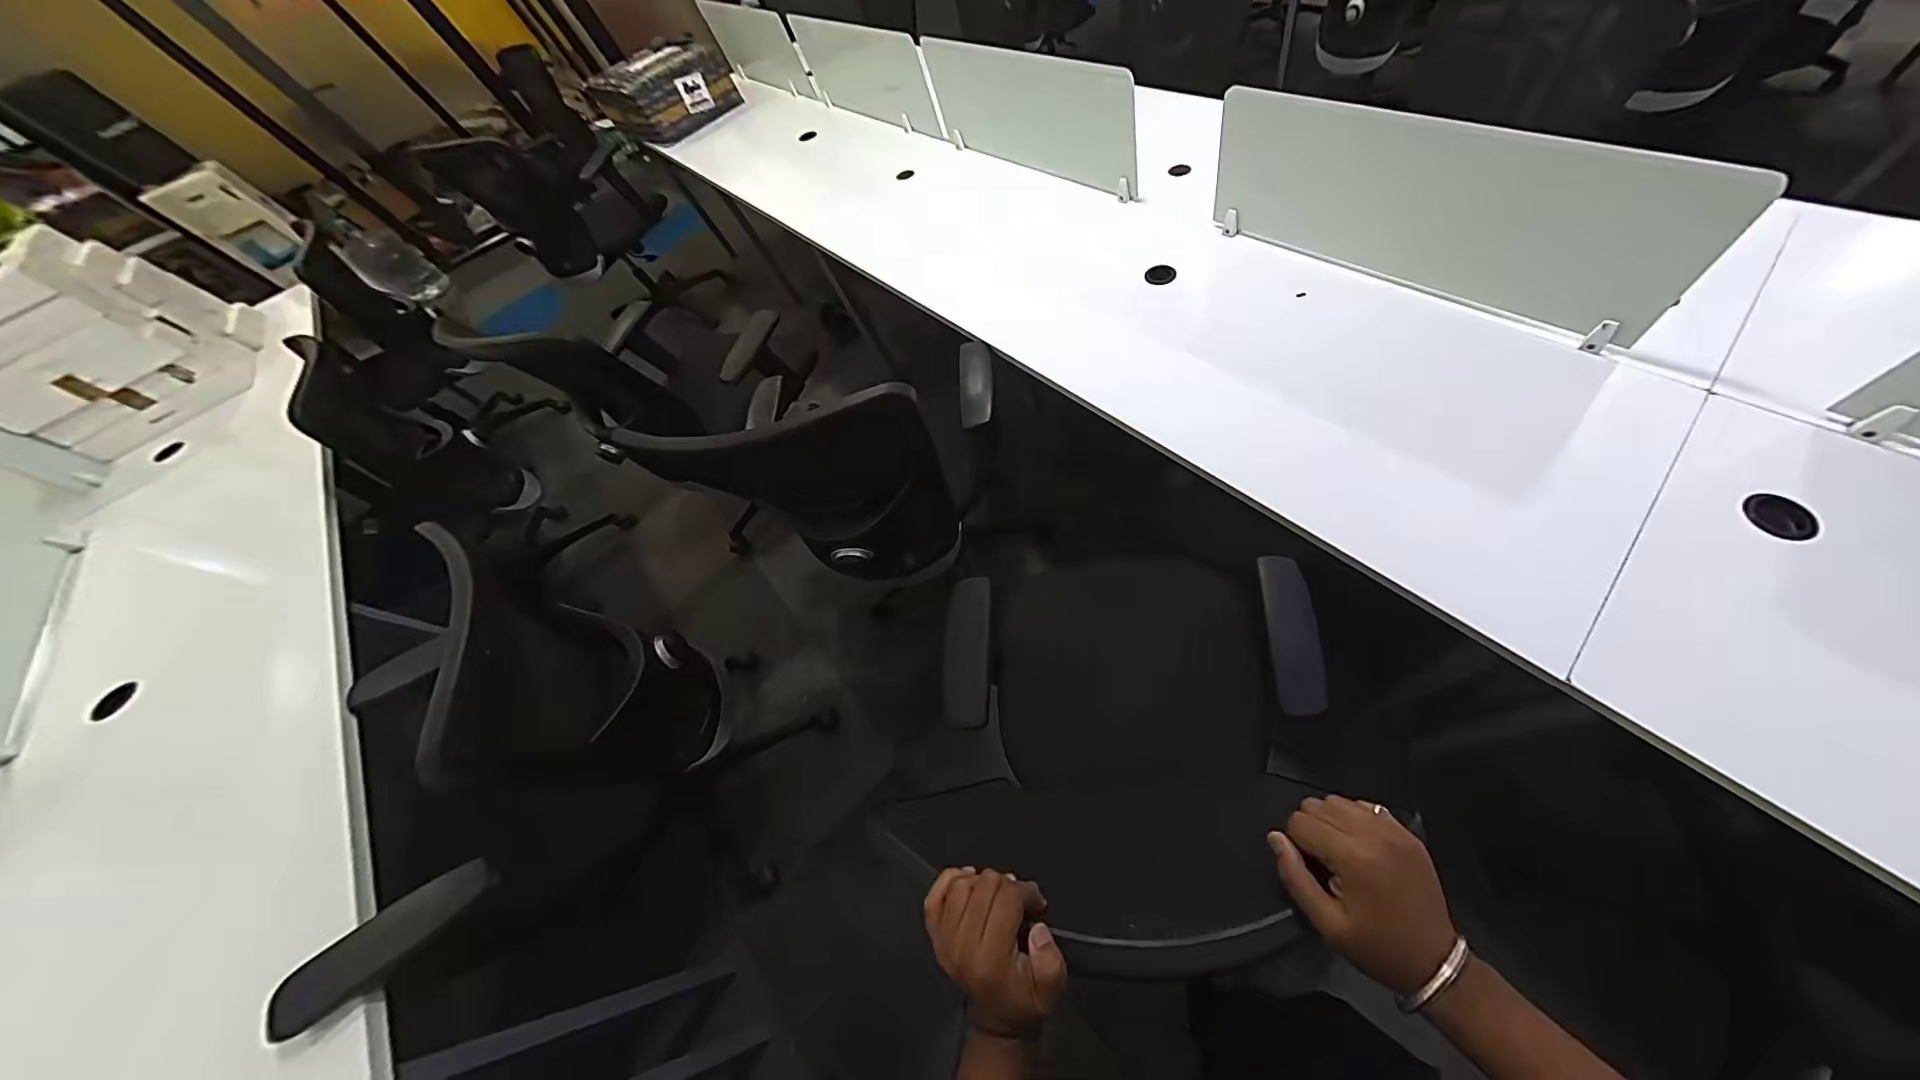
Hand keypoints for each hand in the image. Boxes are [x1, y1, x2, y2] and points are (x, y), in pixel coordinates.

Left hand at [924, 868, 1066, 1037]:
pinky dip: (952, 880)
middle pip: (984, 886)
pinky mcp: (935, 934)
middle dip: (1009, 884)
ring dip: (984, 880)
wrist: (997, 1014)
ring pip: (962, 884)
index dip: (1027, 892)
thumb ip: (1051, 959)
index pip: (1006, 899)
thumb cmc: (1021, 998)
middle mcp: (962, 947)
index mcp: (990, 960)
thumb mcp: (1050, 988)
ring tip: (999, 892)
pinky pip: (936, 894)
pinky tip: (969, 880)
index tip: (1036, 901)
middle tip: (1021, 897)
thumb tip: (1038, 929)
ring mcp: (945, 939)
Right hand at [1268, 795, 1457, 994]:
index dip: (1295, 844)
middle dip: (1311, 829)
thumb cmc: (1377, 947)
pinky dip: (1354, 819)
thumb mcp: (1327, 923)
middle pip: (1317, 805)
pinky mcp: (1408, 834)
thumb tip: (1276, 839)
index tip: (1311, 869)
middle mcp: (1375, 835)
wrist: (1434, 962)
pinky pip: (1365, 806)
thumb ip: (1294, 876)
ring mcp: (1395, 832)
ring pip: (1339, 800)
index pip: (1299, 822)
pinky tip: (1360, 845)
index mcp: (1354, 857)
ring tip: (1340, 852)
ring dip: (1331, 821)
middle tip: (1324, 862)